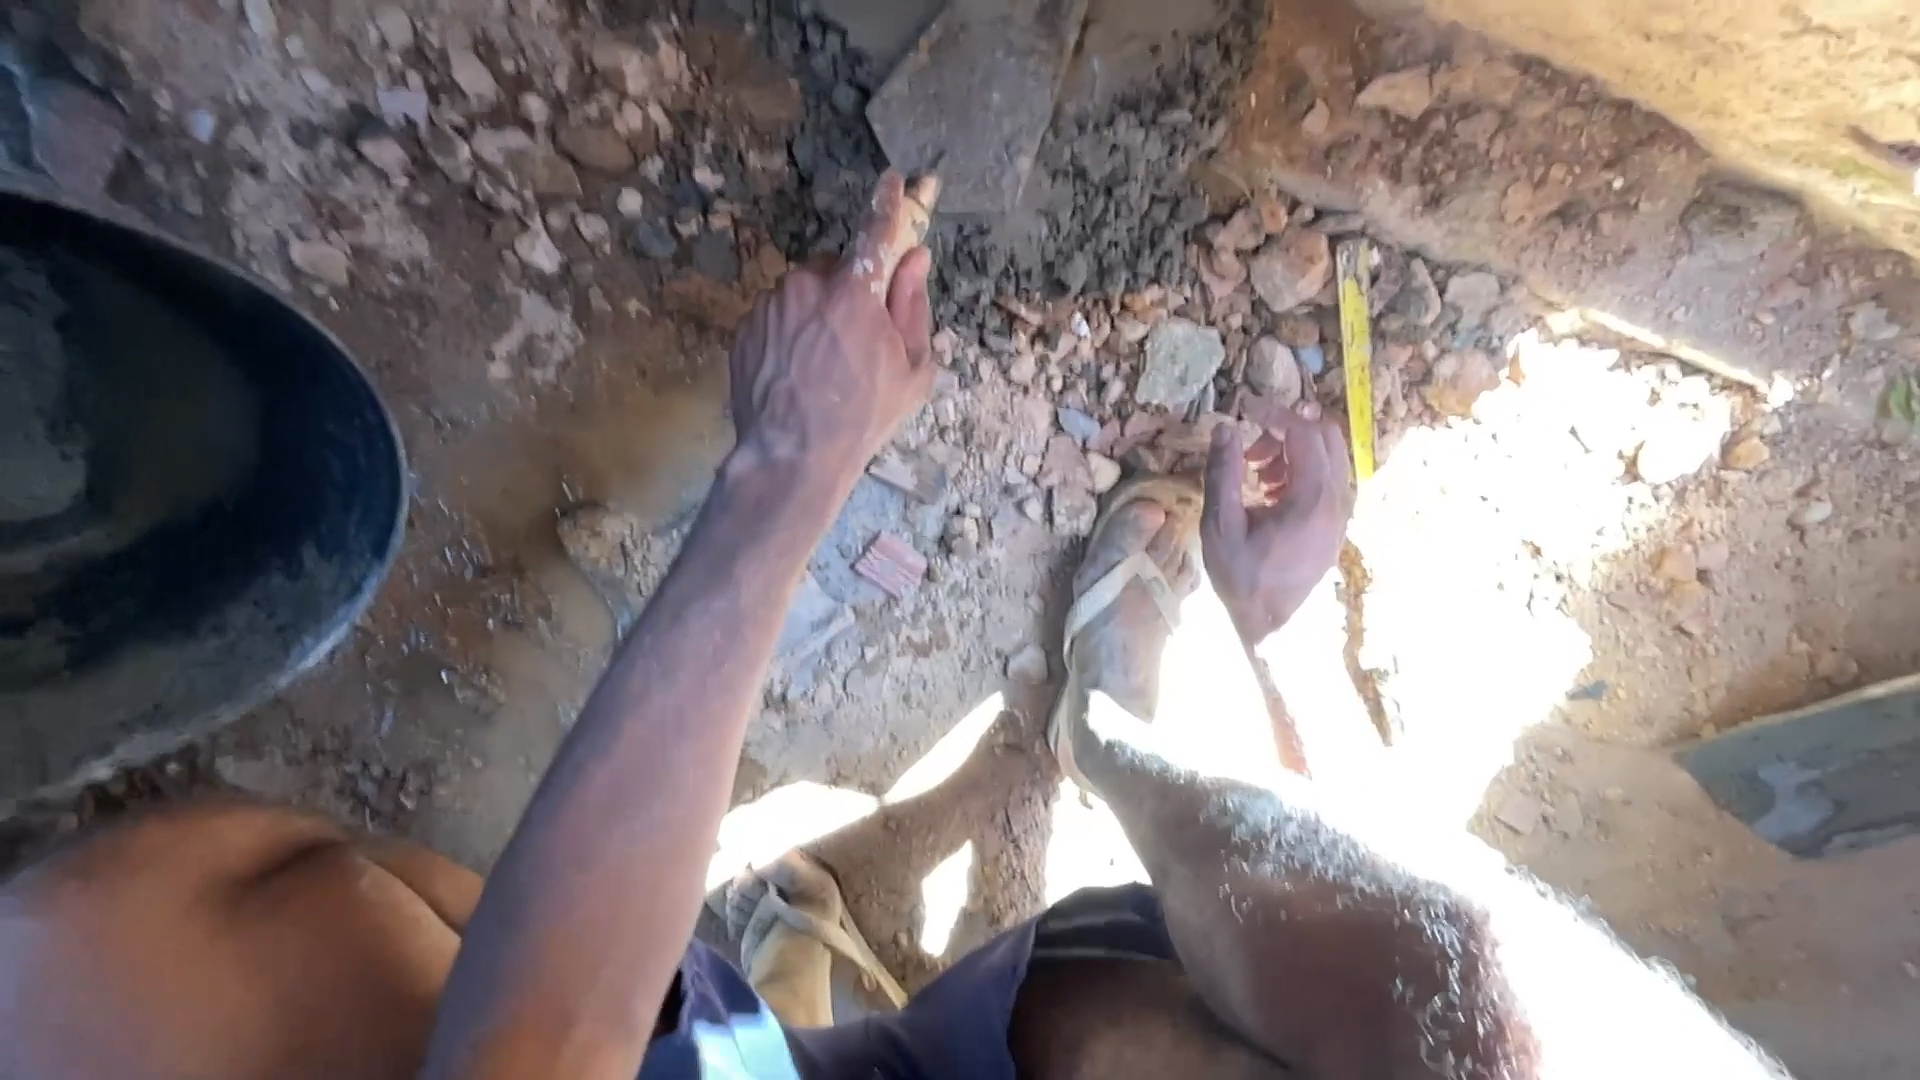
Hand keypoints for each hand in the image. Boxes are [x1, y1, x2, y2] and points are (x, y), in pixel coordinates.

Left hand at [728, 171, 935, 486]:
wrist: (792, 456)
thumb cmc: (864, 418)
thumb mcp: (912, 370)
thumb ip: (914, 307)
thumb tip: (915, 258)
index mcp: (856, 292)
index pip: (878, 232)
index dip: (890, 204)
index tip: (895, 180)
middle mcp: (808, 285)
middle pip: (837, 272)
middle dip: (851, 295)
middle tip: (859, 346)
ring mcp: (770, 305)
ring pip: (804, 295)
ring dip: (818, 317)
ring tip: (824, 369)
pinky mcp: (746, 327)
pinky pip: (777, 317)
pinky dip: (790, 335)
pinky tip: (798, 374)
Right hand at [1201, 405, 1354, 644]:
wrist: (1273, 626)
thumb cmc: (1243, 579)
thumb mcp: (1221, 526)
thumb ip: (1223, 473)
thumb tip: (1225, 428)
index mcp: (1314, 499)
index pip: (1304, 432)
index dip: (1272, 412)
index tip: (1242, 408)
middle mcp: (1339, 500)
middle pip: (1325, 435)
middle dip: (1285, 428)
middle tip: (1249, 445)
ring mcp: (1342, 511)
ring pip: (1329, 454)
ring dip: (1292, 449)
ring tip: (1255, 470)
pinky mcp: (1336, 521)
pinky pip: (1327, 476)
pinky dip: (1299, 468)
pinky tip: (1268, 490)